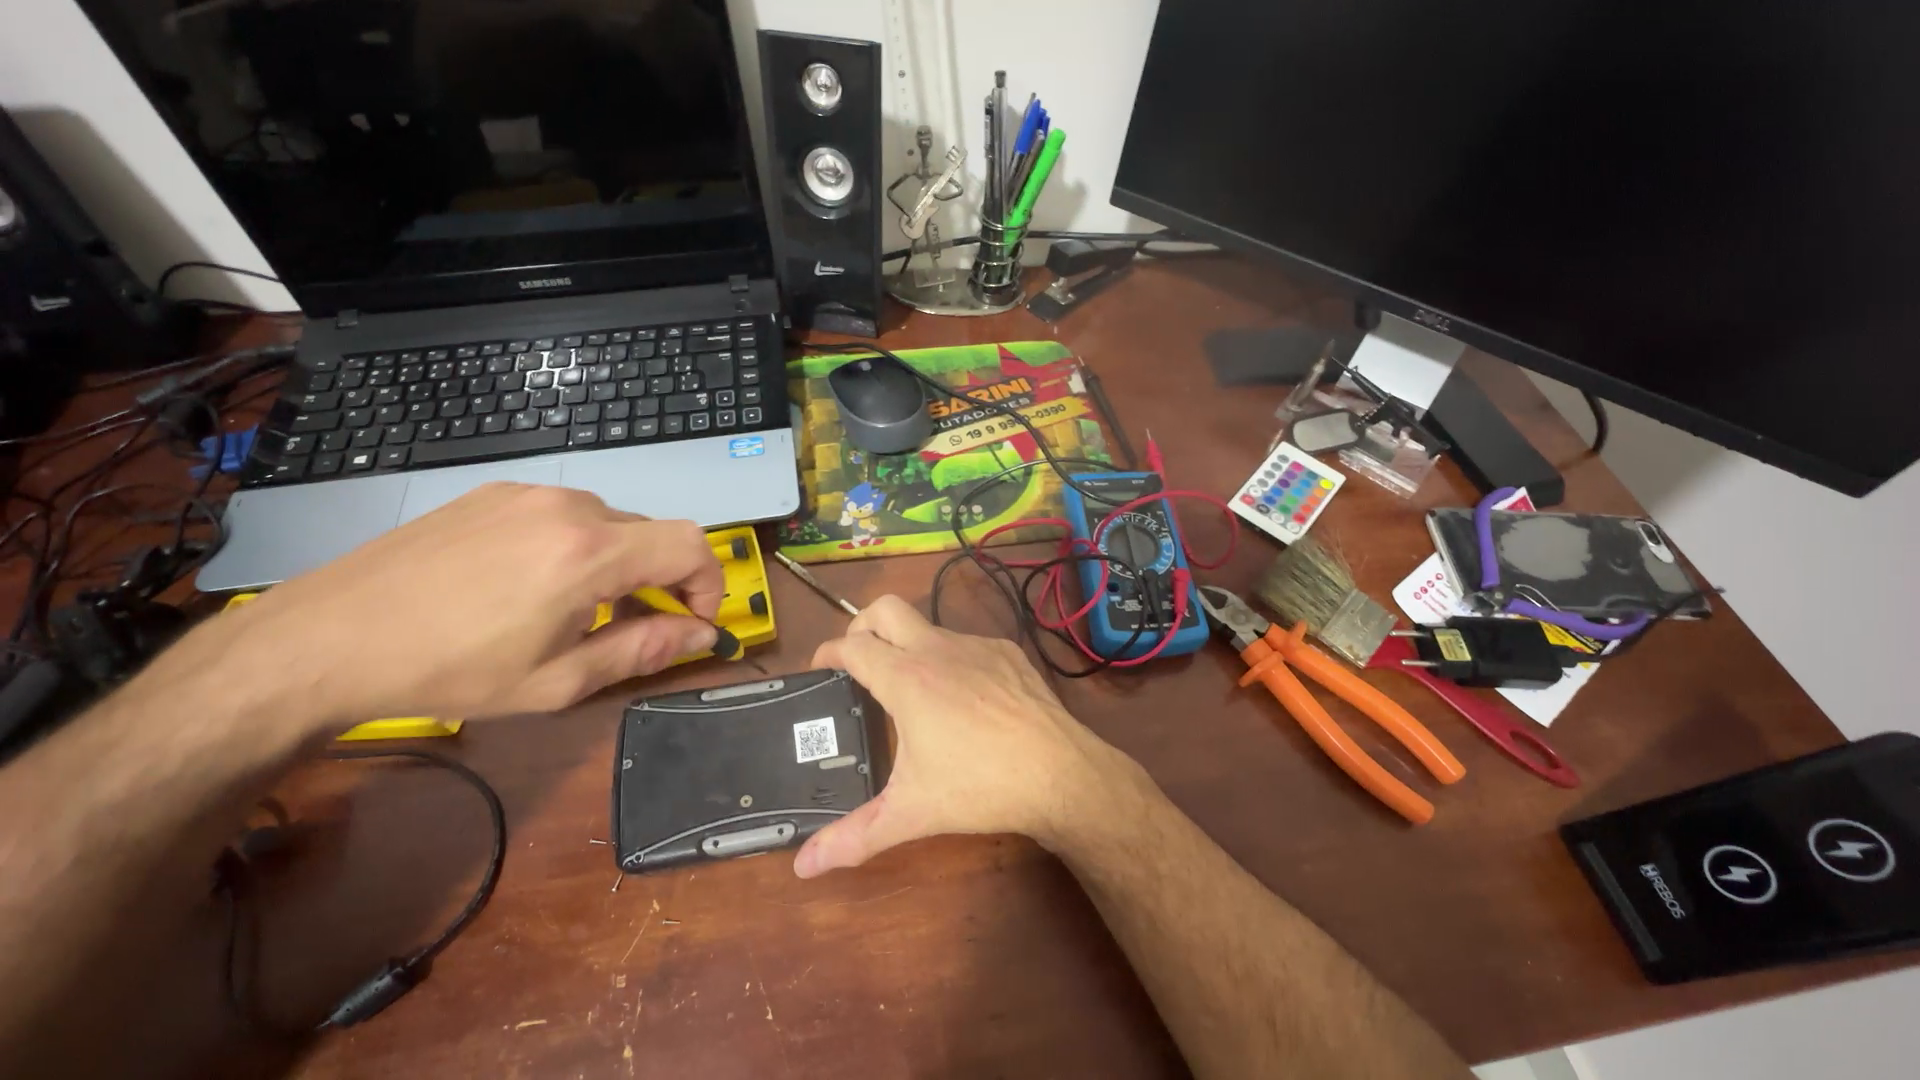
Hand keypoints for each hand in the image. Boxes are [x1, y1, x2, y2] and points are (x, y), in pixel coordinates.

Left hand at [171, 484, 722, 728]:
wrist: (327, 640)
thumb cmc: (451, 671)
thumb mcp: (558, 680)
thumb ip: (642, 649)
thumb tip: (700, 633)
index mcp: (590, 552)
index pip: (691, 544)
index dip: (709, 583)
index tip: (691, 622)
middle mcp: (567, 507)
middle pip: (650, 532)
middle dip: (661, 580)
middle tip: (633, 629)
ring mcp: (524, 493)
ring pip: (606, 522)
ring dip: (616, 564)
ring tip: (575, 611)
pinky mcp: (489, 494)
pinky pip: (560, 514)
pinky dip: (574, 547)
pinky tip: (528, 586)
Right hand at [794, 596, 1148, 877]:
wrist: (1061, 773)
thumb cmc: (980, 787)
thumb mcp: (911, 812)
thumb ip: (854, 837)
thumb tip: (804, 866)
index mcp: (906, 678)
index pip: (852, 645)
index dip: (828, 652)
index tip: (820, 669)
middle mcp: (938, 650)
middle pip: (884, 608)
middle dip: (862, 625)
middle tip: (857, 662)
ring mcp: (977, 646)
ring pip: (928, 626)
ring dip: (908, 645)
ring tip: (908, 690)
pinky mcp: (1008, 653)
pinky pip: (967, 644)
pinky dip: (951, 660)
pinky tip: (961, 700)